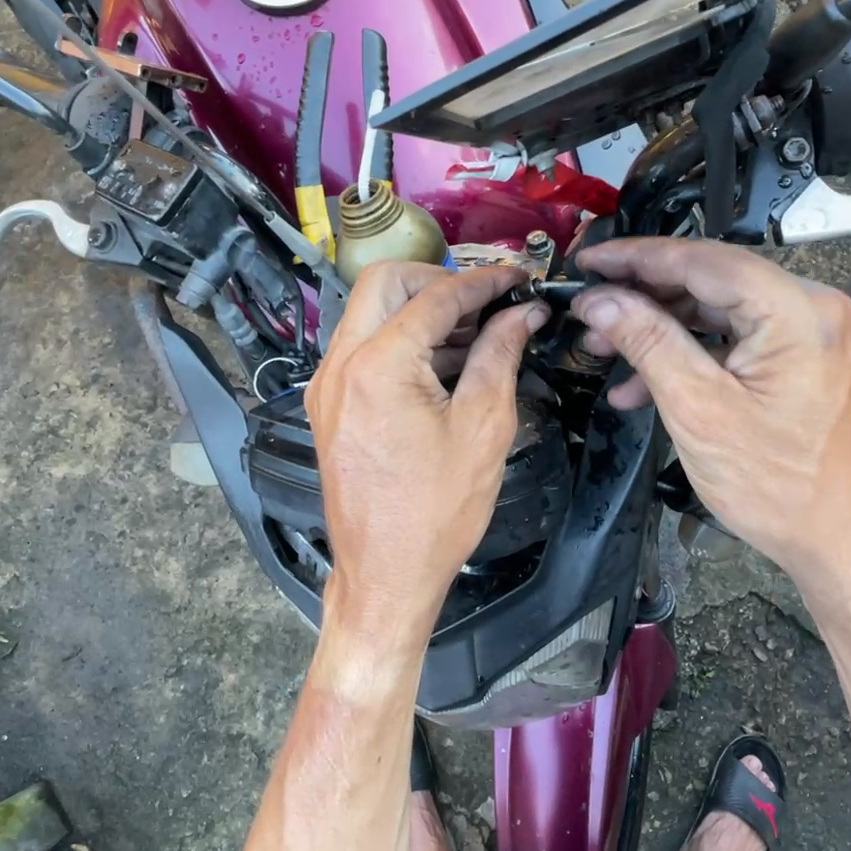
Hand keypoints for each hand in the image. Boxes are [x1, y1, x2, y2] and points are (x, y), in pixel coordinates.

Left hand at [306, 262, 546, 632]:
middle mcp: (339, 365)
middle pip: (385, 283)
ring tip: (474, 336)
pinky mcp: (329, 405)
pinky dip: (401, 341)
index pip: (435, 296)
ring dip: (420, 311)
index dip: (484, 281)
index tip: (518, 277)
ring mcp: (327, 386)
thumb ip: (500, 355)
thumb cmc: (437, 511)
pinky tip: (443, 364)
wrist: (386, 574)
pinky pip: (363, 348)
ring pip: (369, 312)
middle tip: (486, 304)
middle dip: (439, 281)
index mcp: (377, 366)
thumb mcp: (483, 427)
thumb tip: (522, 314)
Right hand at [569, 238, 850, 572]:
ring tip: (604, 347)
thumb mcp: (699, 410)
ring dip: (657, 326)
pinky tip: (639, 382)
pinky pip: (730, 337)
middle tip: (588, 309)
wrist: (835, 540)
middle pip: (708, 280)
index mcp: (798, 311)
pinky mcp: (797, 356)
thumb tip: (600, 300)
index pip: (703, 260)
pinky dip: (686, 352)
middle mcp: (810, 308)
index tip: (589, 260)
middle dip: (642, 296)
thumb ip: (648, 342)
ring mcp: (806, 332)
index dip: (636, 257)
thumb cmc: (778, 486)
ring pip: (714, 308)